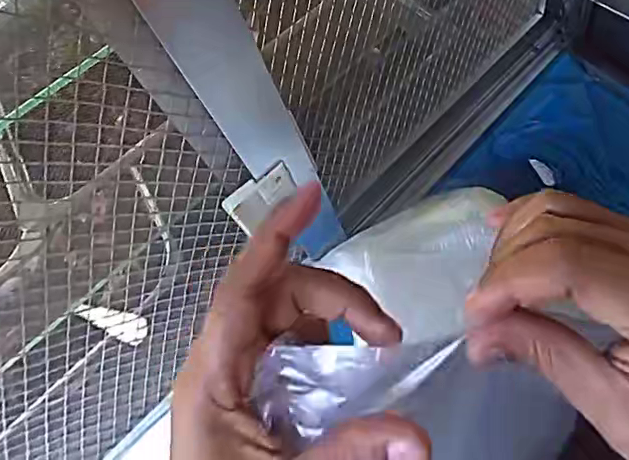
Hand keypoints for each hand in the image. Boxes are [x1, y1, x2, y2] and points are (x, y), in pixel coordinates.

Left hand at [172, 183, 431, 459]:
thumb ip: (348, 452)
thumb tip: (415, 435)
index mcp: (212, 376)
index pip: (242, 284)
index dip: (276, 233)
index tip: (309, 195)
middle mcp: (222, 361)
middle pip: (280, 292)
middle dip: (337, 298)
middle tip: (385, 330)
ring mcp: (235, 372)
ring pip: (287, 312)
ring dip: (334, 315)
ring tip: (375, 340)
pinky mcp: (249, 387)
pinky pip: (289, 341)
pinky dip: (325, 340)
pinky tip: (348, 365)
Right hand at [464, 191, 628, 459]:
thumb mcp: (626, 421)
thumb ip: (552, 360)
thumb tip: (480, 334)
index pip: (572, 262)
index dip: (511, 278)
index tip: (473, 314)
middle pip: (565, 224)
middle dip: (509, 259)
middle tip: (480, 310)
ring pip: (569, 206)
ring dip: (519, 235)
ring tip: (492, 282)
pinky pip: (586, 214)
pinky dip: (541, 224)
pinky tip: (511, 235)